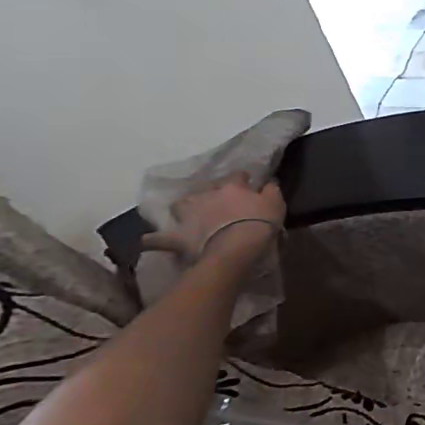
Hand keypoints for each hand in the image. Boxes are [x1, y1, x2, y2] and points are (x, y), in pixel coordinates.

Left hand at [158, 174, 286, 265]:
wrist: (236, 247)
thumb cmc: (259, 225)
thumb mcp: (275, 204)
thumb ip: (272, 190)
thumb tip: (269, 181)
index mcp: (233, 187)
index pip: (238, 176)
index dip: (242, 180)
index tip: (247, 184)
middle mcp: (208, 195)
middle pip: (205, 189)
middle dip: (209, 193)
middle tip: (216, 203)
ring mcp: (190, 214)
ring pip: (181, 205)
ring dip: (183, 208)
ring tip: (185, 215)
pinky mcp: (180, 236)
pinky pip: (160, 238)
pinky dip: (154, 239)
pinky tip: (148, 241)